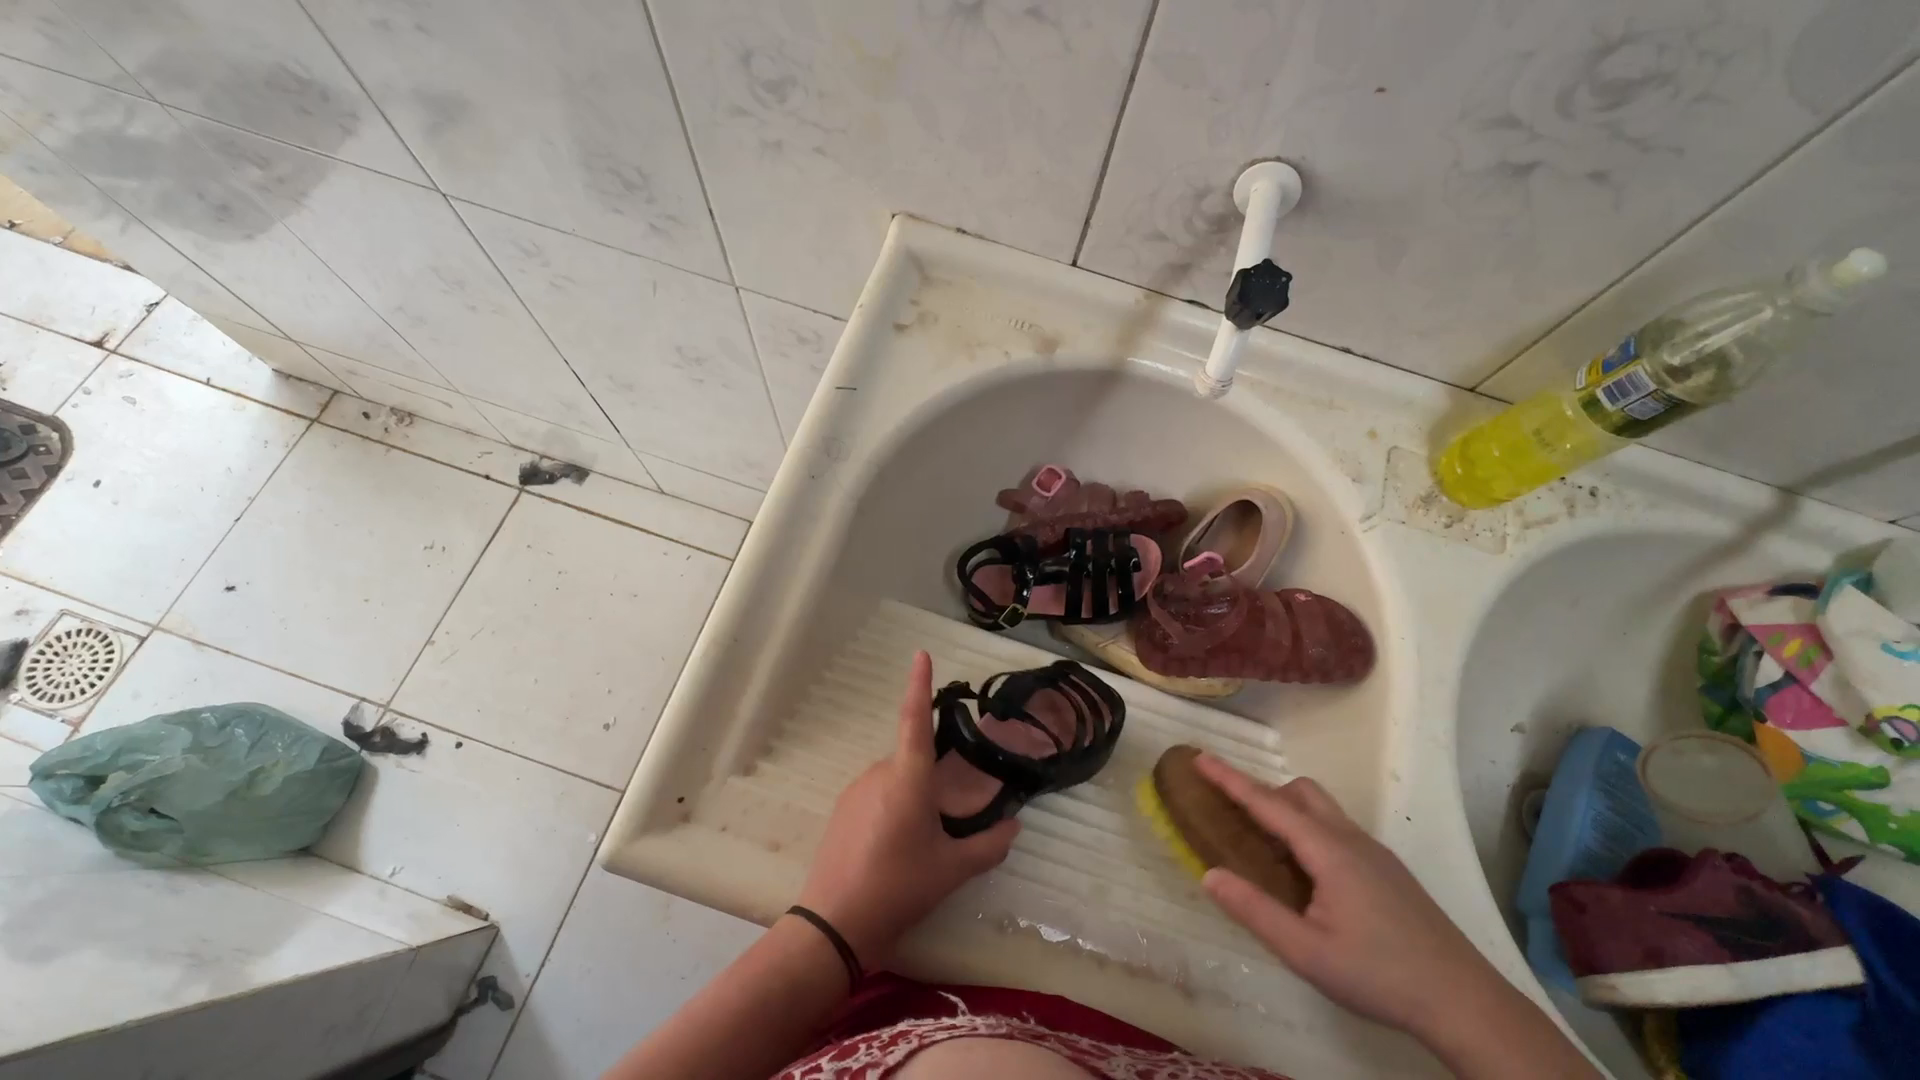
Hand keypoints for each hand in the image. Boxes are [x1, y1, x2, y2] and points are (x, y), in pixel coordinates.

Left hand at [795, 651, 1019, 965]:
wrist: (834, 924)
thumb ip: (988, 845)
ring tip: (924, 846)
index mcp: (907, 778)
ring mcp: (855, 792)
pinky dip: (893, 811)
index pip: (916, 719)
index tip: (921, 654)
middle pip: (913, 761)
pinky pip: (877, 798)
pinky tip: (897, 852)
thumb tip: (1012, 827)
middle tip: (951, 820)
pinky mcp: (841, 812)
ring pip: (895, 781)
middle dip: (933, 782)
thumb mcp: (952, 870)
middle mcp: (878, 774)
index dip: (919, 684)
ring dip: (913, 799)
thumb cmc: (899, 888)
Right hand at [1193, 755, 1516, 1039]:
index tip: (1200, 757)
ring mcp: (1376, 855)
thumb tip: (1209, 874)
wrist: (1464, 1001)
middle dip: (1263, 791)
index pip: (1269, 805)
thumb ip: (1255, 910)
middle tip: (1231, 813)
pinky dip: (1309, 833)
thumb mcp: (1306, 952)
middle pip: (1301, 793)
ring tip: (1264, 849)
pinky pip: (1338, 832)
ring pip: (1324, 811)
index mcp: (1329, 852)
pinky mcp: (1389, 872)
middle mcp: (1352, 841)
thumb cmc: (1379, 975)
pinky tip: (1306, 878)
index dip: (1231, 780)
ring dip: (1288, 812)